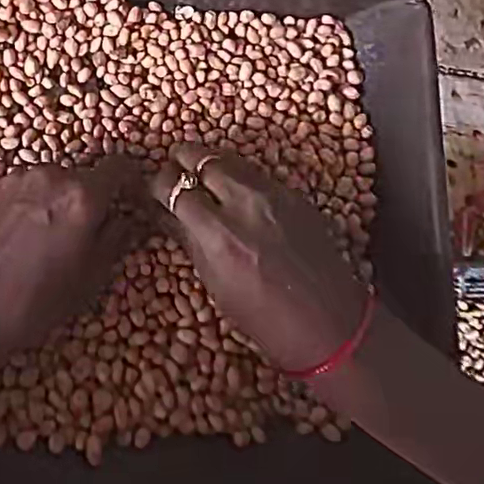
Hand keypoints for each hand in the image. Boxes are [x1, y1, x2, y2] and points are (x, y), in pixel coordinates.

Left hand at [0, 158, 137, 358]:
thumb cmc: (41, 299)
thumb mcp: (92, 276)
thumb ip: (115, 237)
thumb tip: (126, 218)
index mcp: (83, 197)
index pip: (119, 167)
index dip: (130, 180)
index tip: (131, 196)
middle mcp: (51, 176)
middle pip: (82, 176)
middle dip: (88, 198)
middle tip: (82, 232)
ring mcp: (18, 178)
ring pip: (50, 180)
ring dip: (56, 199)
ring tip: (46, 237)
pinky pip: (23, 187)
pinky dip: (29, 202)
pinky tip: (21, 234)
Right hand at [147, 144, 368, 371]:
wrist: (330, 325)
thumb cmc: (264, 317)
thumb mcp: (214, 281)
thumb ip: (188, 238)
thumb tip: (165, 211)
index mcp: (219, 233)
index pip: (174, 187)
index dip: (158, 183)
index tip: (154, 188)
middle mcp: (245, 204)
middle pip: (201, 158)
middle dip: (181, 161)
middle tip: (174, 172)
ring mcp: (274, 196)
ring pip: (229, 158)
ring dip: (208, 163)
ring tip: (198, 176)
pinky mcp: (294, 195)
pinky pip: (256, 173)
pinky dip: (237, 176)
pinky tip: (232, 192)